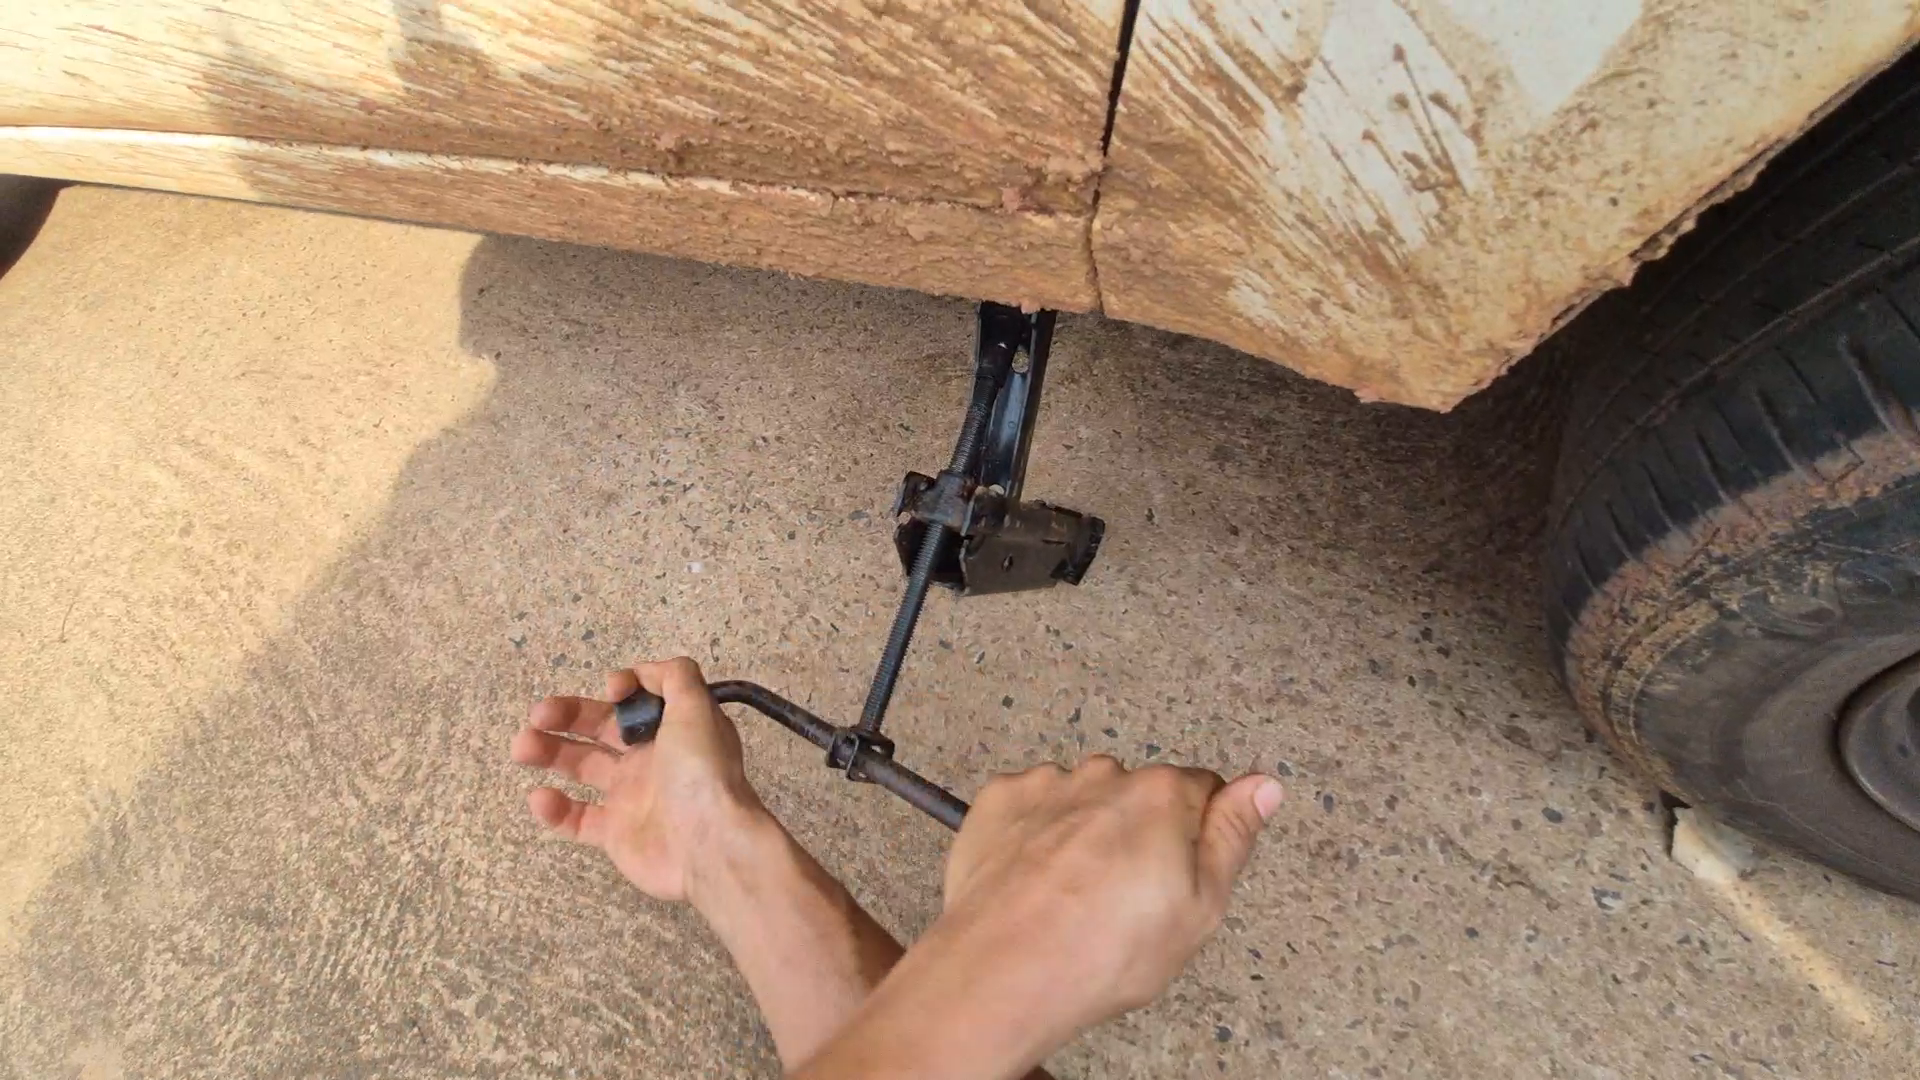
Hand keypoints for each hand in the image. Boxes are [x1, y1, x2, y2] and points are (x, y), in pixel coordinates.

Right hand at [511, 656, 772, 902]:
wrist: (706, 841)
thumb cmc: (701, 769)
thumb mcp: (698, 707)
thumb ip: (676, 676)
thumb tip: (642, 671)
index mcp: (674, 727)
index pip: (639, 700)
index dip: (623, 689)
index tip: (612, 690)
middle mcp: (652, 757)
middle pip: (602, 729)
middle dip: (568, 716)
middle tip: (538, 715)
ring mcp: (632, 796)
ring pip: (582, 767)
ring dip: (550, 753)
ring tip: (522, 746)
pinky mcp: (615, 833)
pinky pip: (577, 819)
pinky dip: (555, 810)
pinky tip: (539, 797)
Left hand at [941, 758, 1282, 1034]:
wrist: (1004, 965)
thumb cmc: (1105, 950)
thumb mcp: (1199, 909)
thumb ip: (1232, 835)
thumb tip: (1263, 784)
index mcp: (1160, 794)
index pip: (1200, 790)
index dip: (1196, 833)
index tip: (1177, 871)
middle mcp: (1103, 773)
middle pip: (1136, 793)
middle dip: (1136, 828)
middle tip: (1120, 891)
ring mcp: (1046, 781)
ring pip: (1081, 797)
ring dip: (1082, 827)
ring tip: (1070, 890)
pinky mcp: (1002, 796)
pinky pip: (1031, 804)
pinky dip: (1035, 830)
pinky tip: (1033, 875)